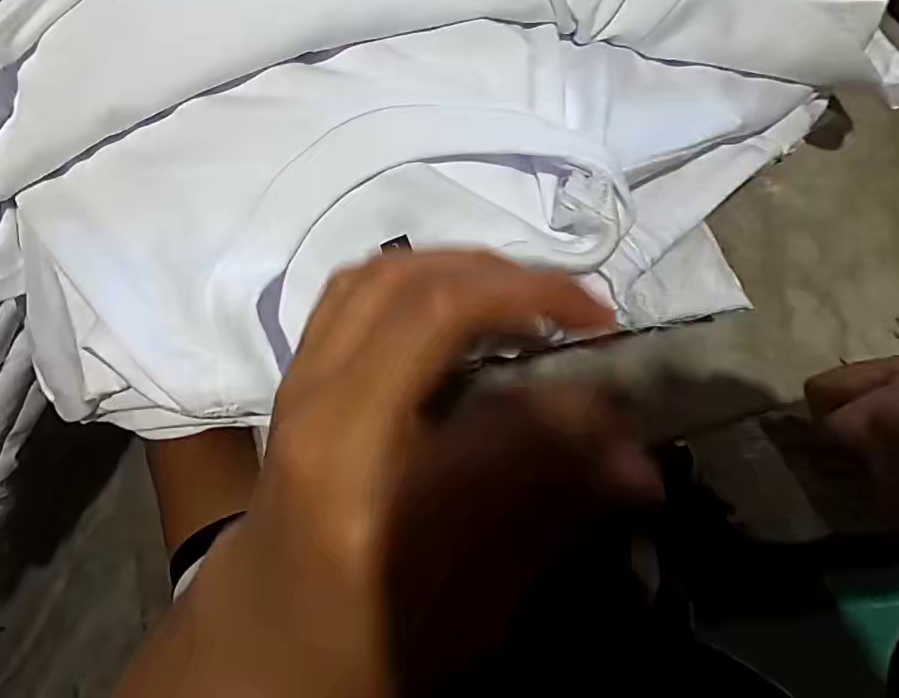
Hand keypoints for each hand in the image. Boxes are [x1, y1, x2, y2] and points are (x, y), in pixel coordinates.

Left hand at [120, 251, 659, 697]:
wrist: (260, 633)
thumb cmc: (363, 632)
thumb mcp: (464, 598)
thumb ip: (546, 510)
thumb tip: (638, 461)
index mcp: (356, 479)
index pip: (473, 389)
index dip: (548, 343)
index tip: (605, 342)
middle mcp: (320, 410)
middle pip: (419, 296)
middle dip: (514, 282)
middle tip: (578, 304)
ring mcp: (298, 379)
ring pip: (384, 273)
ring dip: (467, 264)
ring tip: (526, 291)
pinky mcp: (297, 369)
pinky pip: (356, 285)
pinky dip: (419, 270)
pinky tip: (456, 294)